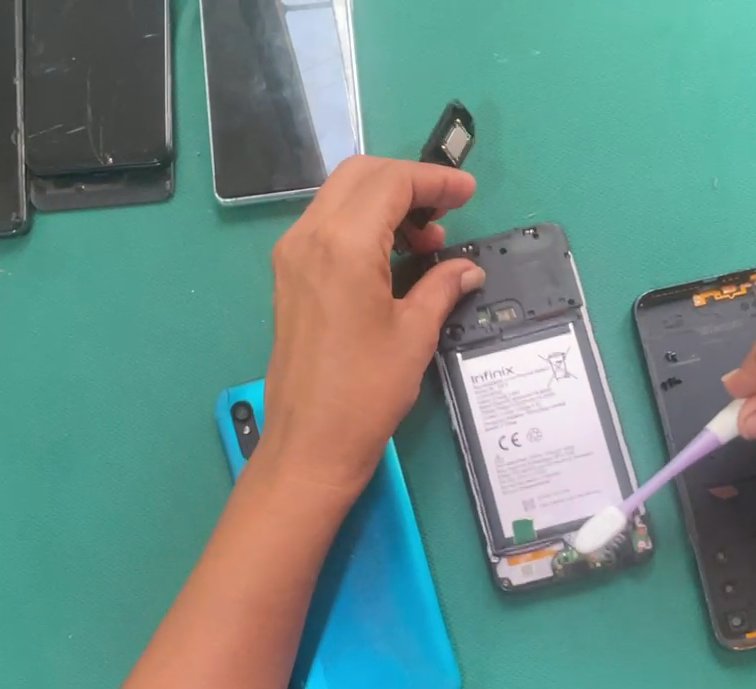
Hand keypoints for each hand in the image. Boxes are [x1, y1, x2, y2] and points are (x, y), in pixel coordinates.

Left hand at [257, 156, 484, 498]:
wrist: (310, 444)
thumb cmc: (365, 393)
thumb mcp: (414, 336)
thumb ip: (442, 287)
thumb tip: (467, 269)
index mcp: (342, 244)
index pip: (391, 182)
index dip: (435, 181)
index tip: (467, 193)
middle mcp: (308, 238)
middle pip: (360, 177)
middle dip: (408, 185)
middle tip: (445, 216)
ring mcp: (292, 258)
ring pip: (340, 200)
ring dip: (384, 206)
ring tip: (424, 245)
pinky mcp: (288, 280)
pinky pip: (325, 230)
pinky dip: (360, 228)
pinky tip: (390, 261)